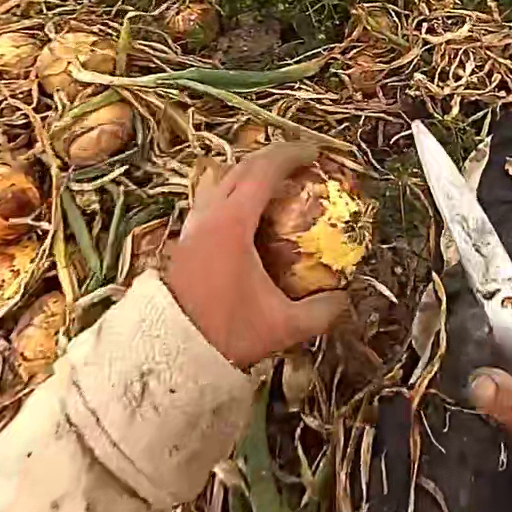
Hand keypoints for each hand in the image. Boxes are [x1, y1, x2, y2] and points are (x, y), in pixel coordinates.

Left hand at [164, 142, 349, 368]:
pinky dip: (235, 191)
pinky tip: (249, 213)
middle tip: (300, 161)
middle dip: (273, 157)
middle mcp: (210, 216)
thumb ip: (320, 312)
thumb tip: (346, 301)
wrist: (165, 359)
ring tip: (276, 182)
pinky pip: (213, 198)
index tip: (314, 152)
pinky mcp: (186, 241)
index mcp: (233, 223)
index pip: (264, 172)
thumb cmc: (224, 334)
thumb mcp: (281, 326)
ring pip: (223, 180)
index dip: (291, 155)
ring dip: (251, 173)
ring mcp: (194, 226)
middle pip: (242, 167)